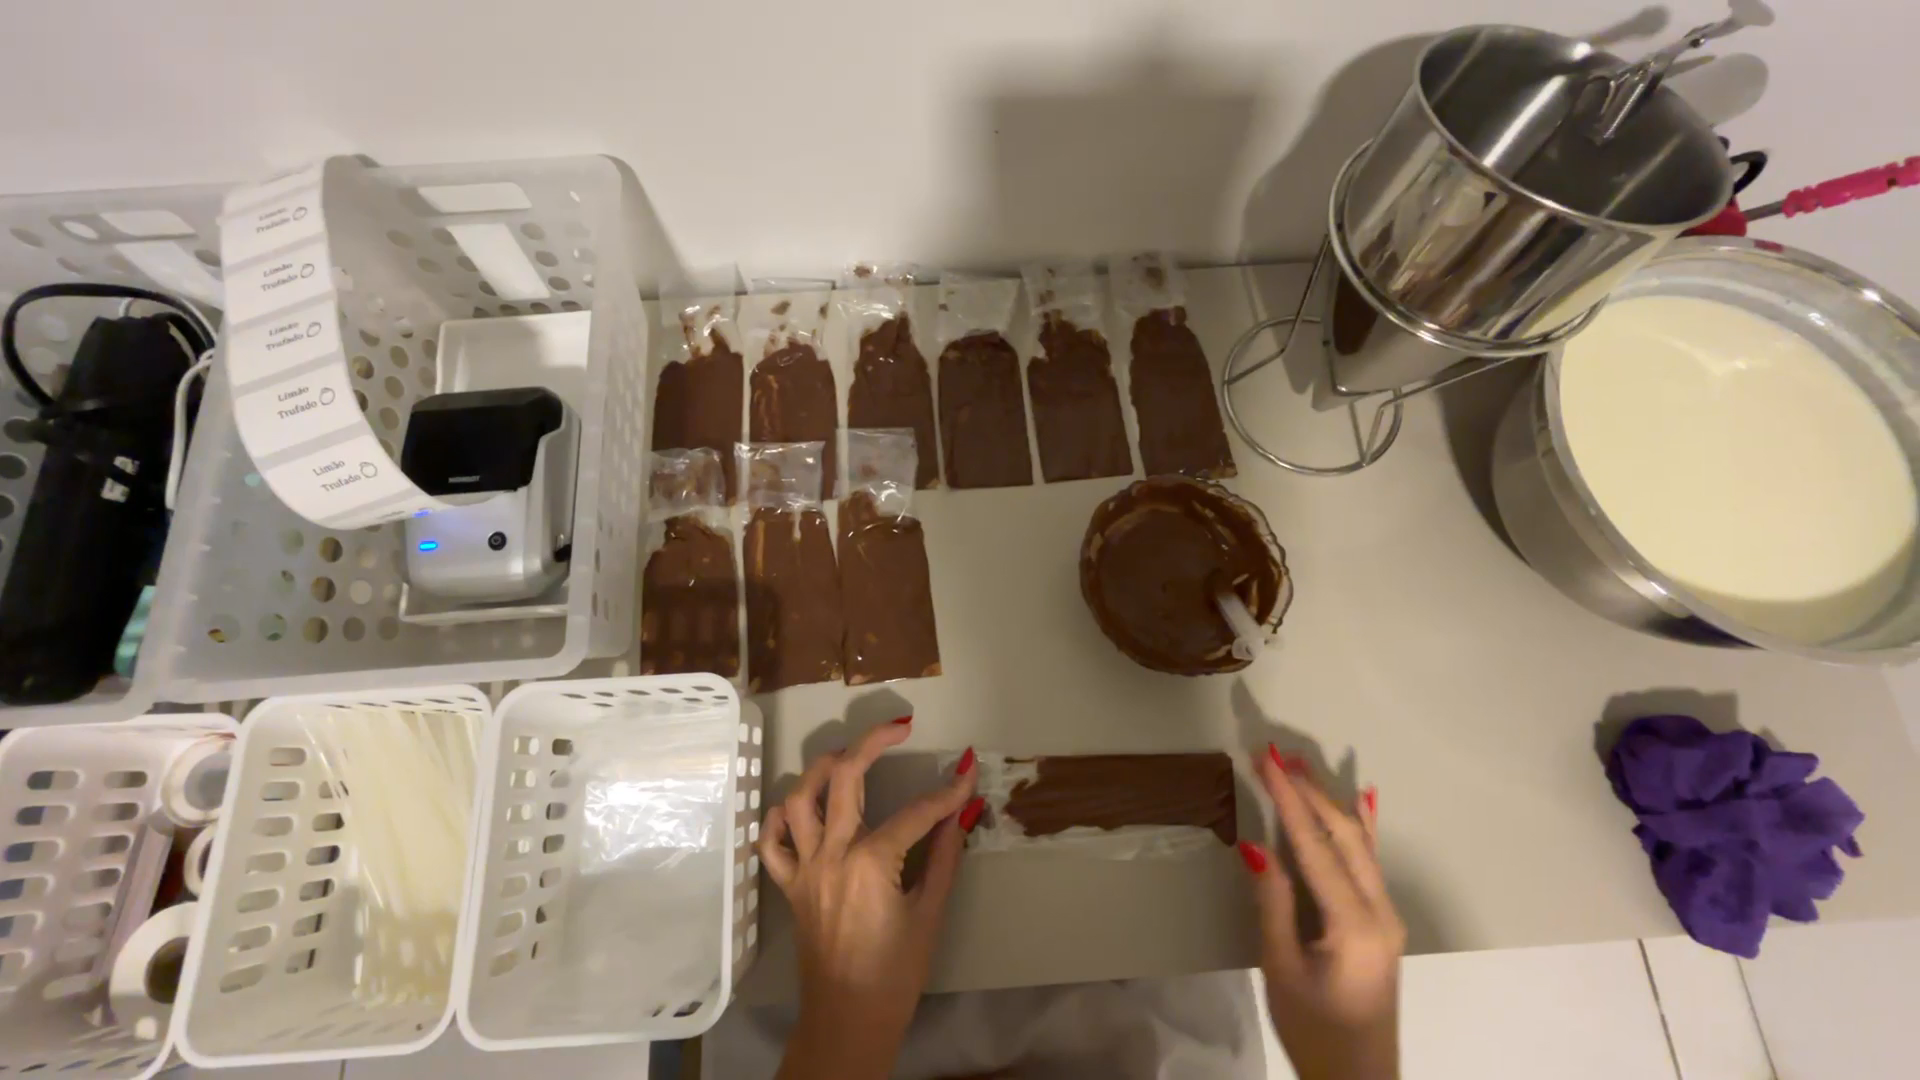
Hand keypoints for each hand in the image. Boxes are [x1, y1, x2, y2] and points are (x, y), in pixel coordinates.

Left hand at [762, 719, 981, 1079]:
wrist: (847, 1021)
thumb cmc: (895, 974)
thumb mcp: (929, 912)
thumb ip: (944, 854)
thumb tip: (962, 810)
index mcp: (870, 862)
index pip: (916, 812)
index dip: (947, 792)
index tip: (967, 771)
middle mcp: (831, 853)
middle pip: (845, 778)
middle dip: (873, 742)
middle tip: (899, 726)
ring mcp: (804, 867)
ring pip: (799, 798)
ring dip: (823, 768)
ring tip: (849, 756)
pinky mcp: (788, 885)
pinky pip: (772, 842)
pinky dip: (781, 817)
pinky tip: (801, 806)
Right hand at [1240, 746, 1403, 1079]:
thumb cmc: (1314, 1030)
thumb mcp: (1281, 968)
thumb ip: (1273, 904)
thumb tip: (1257, 845)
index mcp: (1353, 921)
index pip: (1315, 845)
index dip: (1289, 799)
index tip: (1266, 759)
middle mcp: (1378, 910)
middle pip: (1344, 835)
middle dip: (1310, 790)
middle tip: (1277, 753)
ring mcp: (1385, 915)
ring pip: (1359, 843)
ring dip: (1329, 801)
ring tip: (1302, 766)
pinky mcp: (1380, 922)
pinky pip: (1368, 861)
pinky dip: (1359, 825)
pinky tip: (1363, 798)